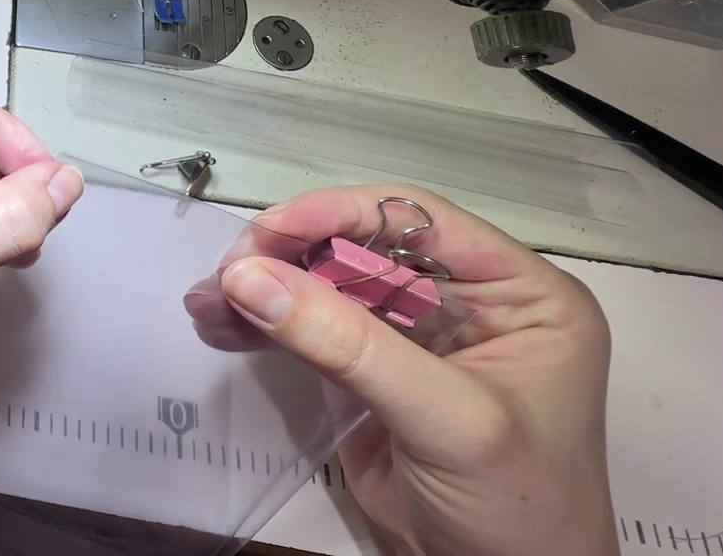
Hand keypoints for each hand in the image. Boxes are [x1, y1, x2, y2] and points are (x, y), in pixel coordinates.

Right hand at [203, 186, 613, 555]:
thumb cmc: (518, 508)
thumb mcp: (447, 421)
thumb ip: (348, 344)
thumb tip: (244, 276)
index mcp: (511, 292)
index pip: (412, 219)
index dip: (335, 213)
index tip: (265, 233)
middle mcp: (455, 297)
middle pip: (349, 242)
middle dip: (281, 255)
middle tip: (227, 276)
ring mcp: (402, 329)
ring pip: (313, 278)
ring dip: (254, 287)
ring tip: (204, 305)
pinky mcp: (358, 360)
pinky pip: (297, 320)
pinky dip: (252, 321)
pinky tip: (214, 326)